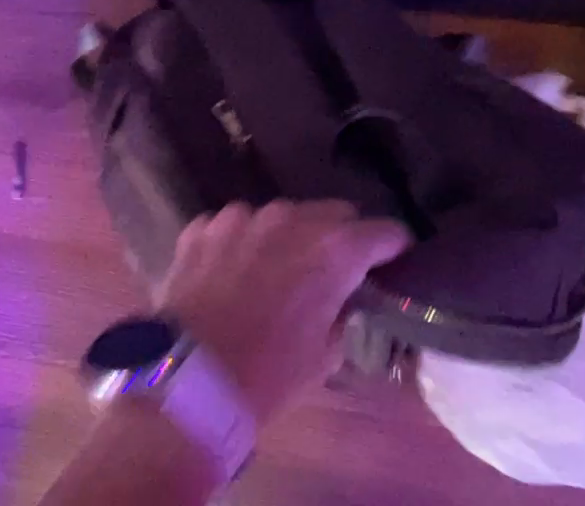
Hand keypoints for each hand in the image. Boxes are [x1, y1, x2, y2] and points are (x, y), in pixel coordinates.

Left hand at [157, 200, 410, 423]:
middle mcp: (287, 219)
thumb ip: (343, 308)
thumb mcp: (327, 349)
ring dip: (285, 236)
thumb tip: (344, 295)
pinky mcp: (202, 226)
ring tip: (276, 270)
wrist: (193, 372)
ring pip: (278, 215)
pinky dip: (241, 243)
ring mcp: (238, 217)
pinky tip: (234, 272)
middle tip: (332, 268)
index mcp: (331, 250)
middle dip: (338, 235)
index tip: (391, 260)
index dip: (391, 246)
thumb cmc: (271, 371)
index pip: (382, 231)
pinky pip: (234, 226)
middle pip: (330, 213)